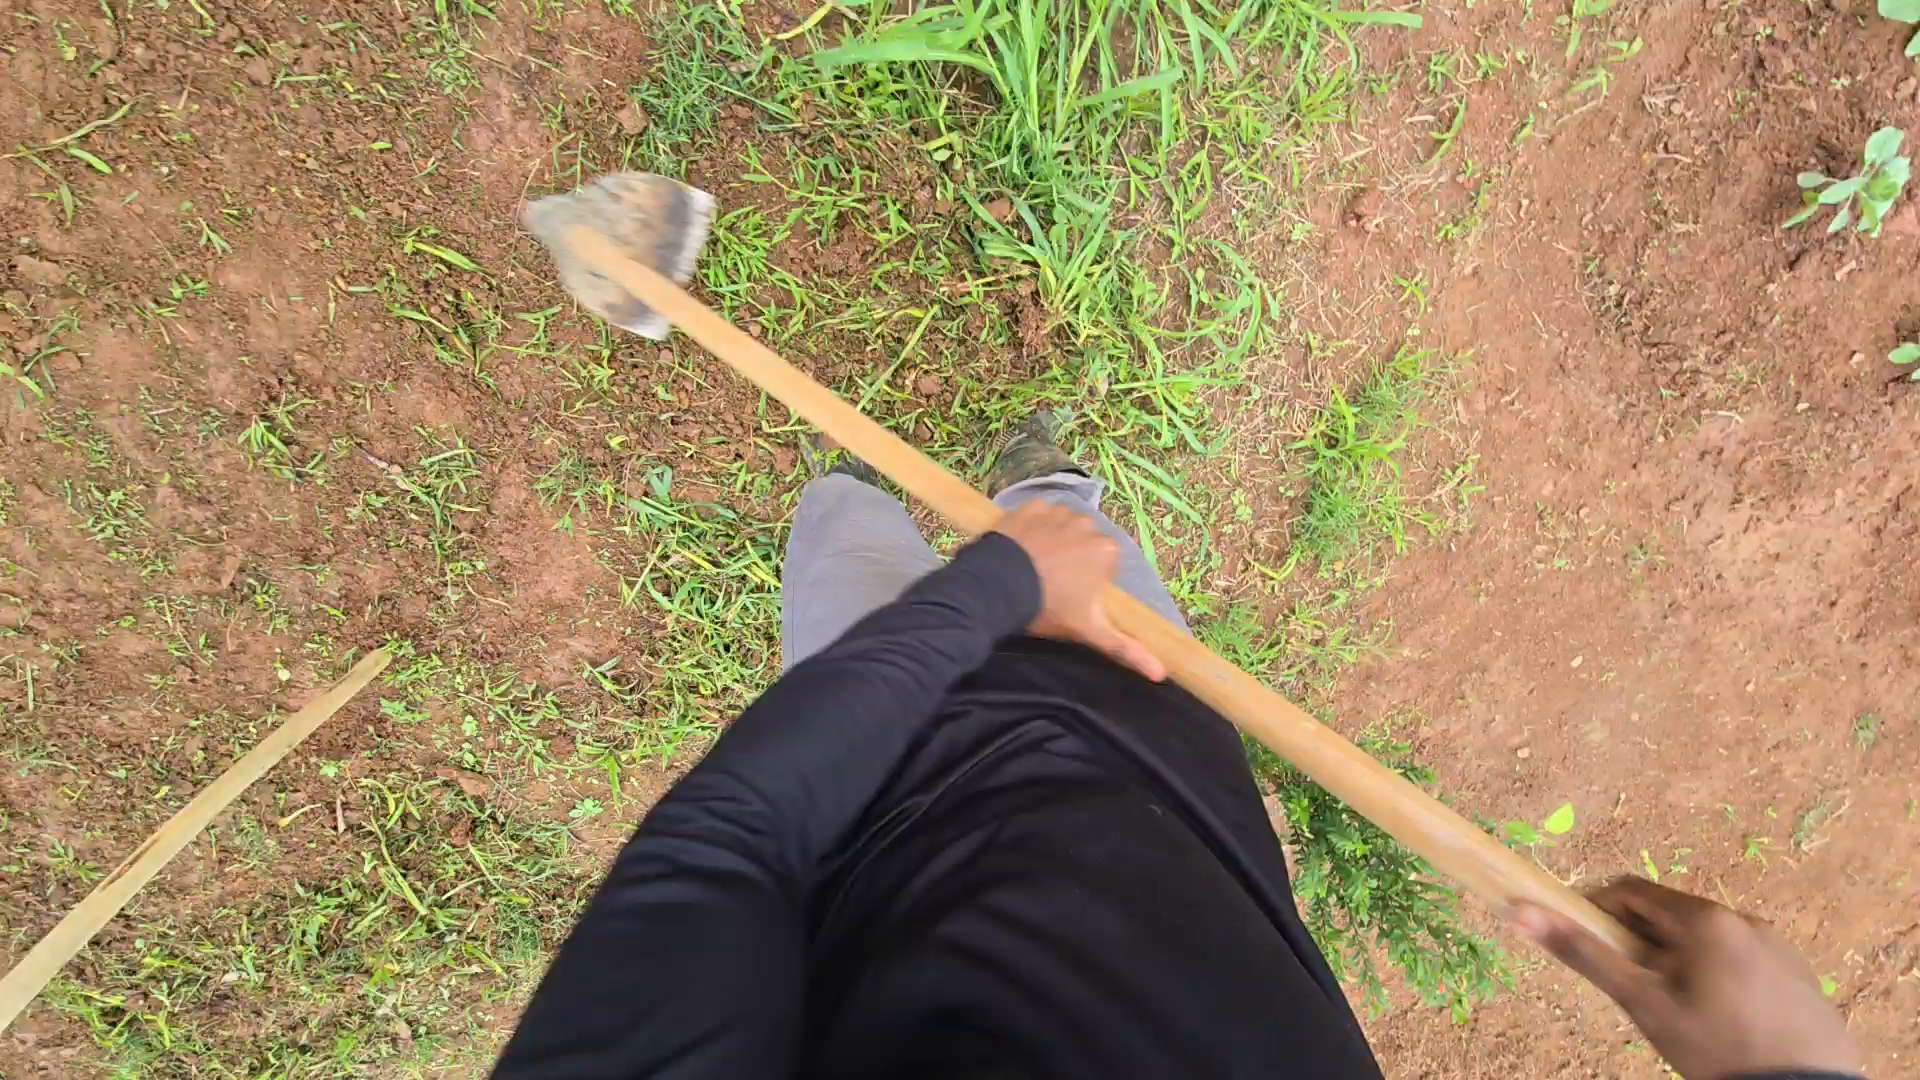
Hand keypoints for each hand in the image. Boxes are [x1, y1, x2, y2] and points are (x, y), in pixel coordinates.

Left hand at [990, 501, 1165, 682]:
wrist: (997, 587)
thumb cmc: (1049, 608)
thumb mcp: (1089, 631)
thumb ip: (1126, 649)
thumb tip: (1161, 674)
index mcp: (1107, 551)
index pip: (1103, 565)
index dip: (1087, 580)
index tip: (1069, 594)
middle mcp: (1088, 524)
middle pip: (1084, 543)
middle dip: (1072, 558)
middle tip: (1049, 581)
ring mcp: (1058, 511)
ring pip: (1061, 526)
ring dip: (1052, 540)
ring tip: (1033, 565)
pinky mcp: (1031, 506)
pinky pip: (1038, 514)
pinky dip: (1032, 527)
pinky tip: (1022, 546)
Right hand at [1511, 878, 1861, 1078]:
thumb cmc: (1716, 1045)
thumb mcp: (1640, 1000)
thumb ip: (1579, 950)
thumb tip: (1515, 910)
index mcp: (1704, 917)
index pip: (1627, 890)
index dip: (1600, 913)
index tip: (1598, 948)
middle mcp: (1743, 919)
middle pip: (1664, 912)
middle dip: (1641, 940)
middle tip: (1640, 983)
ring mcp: (1779, 947)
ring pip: (1700, 935)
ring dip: (1676, 955)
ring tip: (1680, 1002)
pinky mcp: (1801, 974)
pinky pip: (1737, 955)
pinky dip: (1715, 971)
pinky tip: (1720, 1012)